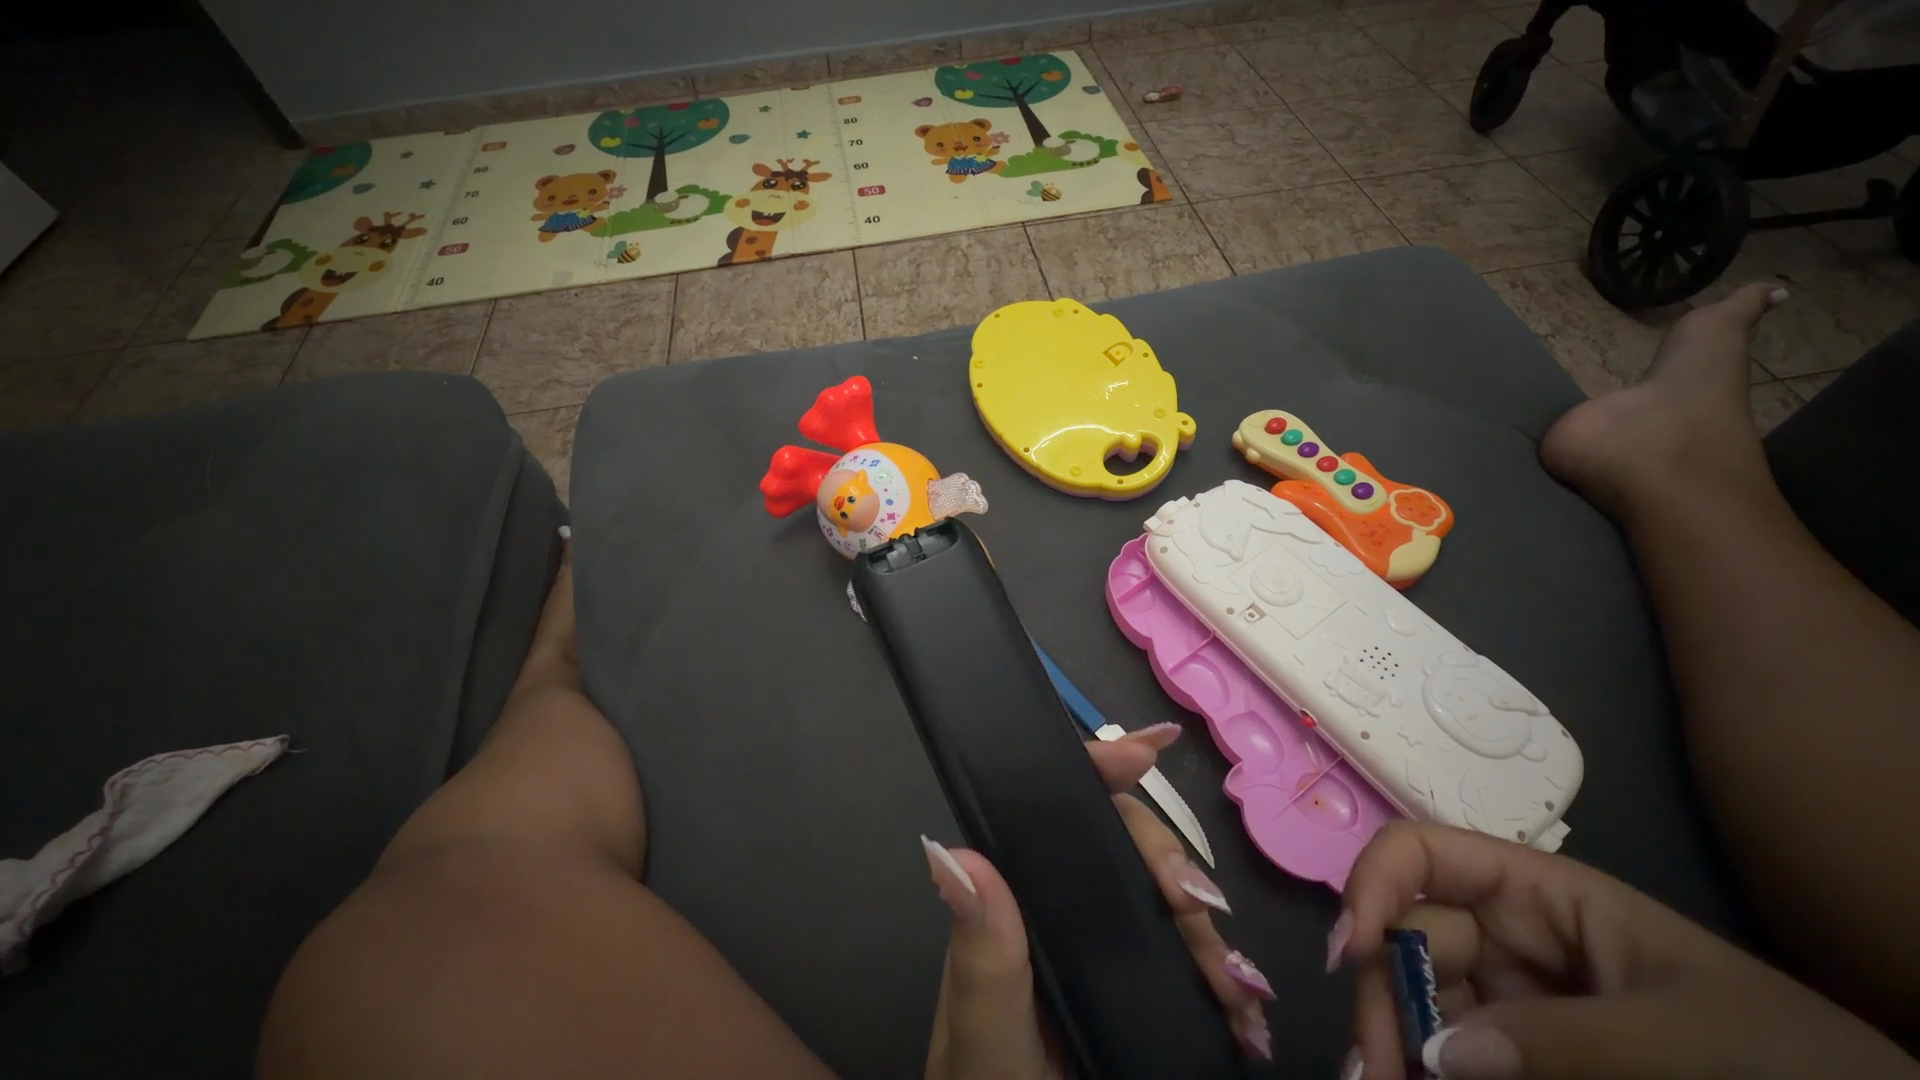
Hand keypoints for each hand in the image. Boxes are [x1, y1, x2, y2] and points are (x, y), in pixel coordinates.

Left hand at [921, 723, 1271, 1079]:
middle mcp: (1056, 902)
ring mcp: (1099, 937)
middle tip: (1200, 905)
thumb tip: (951, 853)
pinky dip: (1222, 968)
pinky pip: (1186, 949)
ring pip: (1162, 894)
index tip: (1148, 749)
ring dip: (1208, 927)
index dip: (1098, 768)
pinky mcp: (1135, 977)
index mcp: (1013, 895)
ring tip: (1237, 983)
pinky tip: (1245, 999)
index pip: (1051, 810)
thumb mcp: (983, 1027)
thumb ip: (979, 952)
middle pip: (1121, 843)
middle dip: (1170, 860)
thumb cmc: (987, 1079)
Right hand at [1334, 823, 1918, 1079]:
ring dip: (1392, 1042)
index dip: (1376, 881)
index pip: (1428, 856)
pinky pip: (1453, 1054)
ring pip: (1420, 1002)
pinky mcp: (1521, 1059)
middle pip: (1410, 941)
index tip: (1352, 949)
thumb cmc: (1789, 1062)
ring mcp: (1515, 1002)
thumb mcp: (1685, 1041)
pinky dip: (1422, 1069)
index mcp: (1543, 898)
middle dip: (1383, 996)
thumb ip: (1565, 1041)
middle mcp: (1512, 939)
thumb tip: (1440, 1053)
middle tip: (1373, 1072)